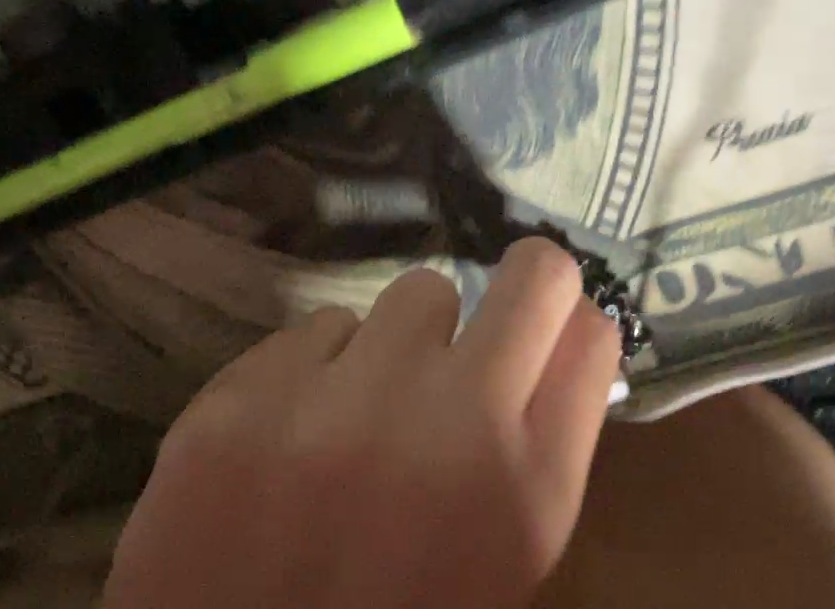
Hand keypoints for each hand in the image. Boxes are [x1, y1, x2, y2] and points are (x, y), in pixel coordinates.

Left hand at [102, 238, 622, 608]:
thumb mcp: (503, 560)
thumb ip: (540, 443)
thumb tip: (559, 333)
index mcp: (526, 490)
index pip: (591, 331)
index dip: (571, 323)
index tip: (545, 331)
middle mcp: (449, 422)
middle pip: (535, 274)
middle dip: (522, 287)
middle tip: (485, 327)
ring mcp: (342, 401)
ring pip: (417, 292)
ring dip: (408, 342)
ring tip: (370, 407)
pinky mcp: (243, 398)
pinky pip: (320, 328)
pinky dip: (321, 369)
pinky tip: (290, 436)